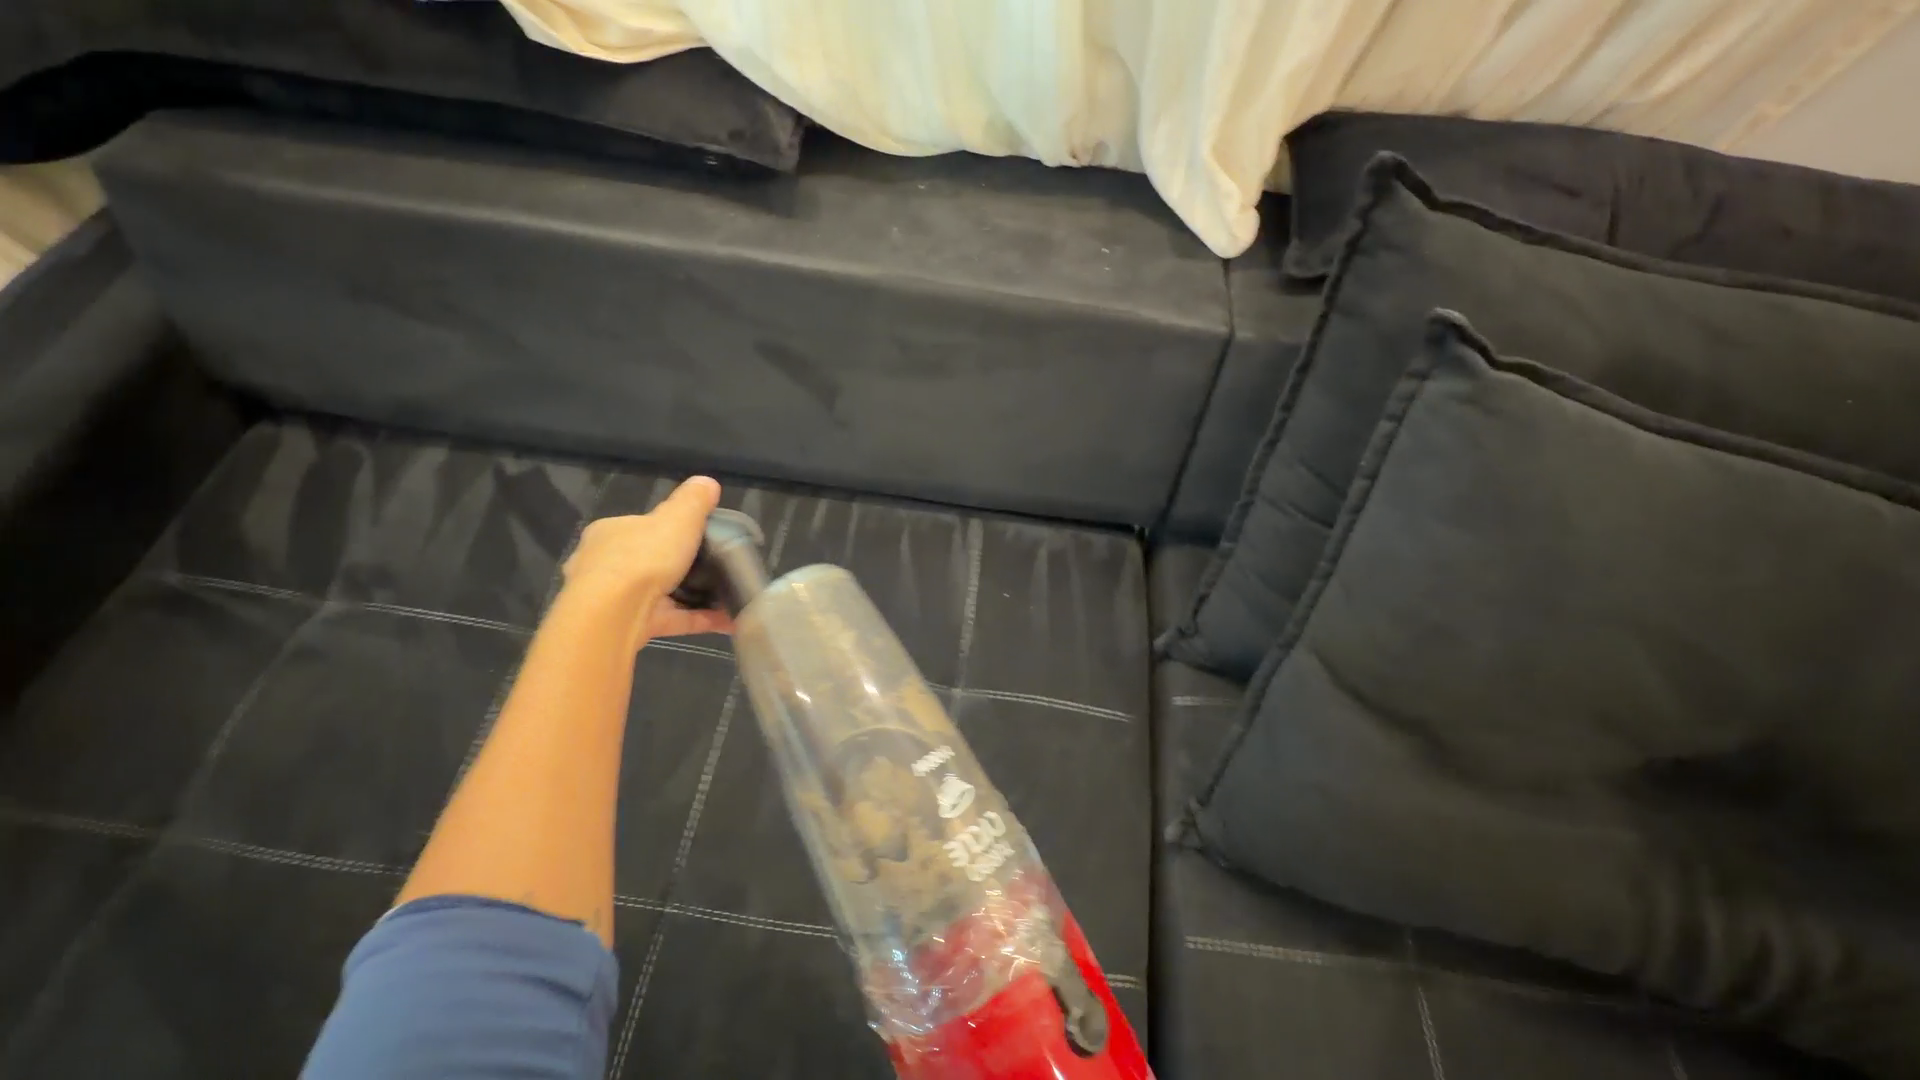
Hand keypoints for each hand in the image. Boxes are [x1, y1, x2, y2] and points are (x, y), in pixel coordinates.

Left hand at [563, 476, 732, 639]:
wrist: (615, 612)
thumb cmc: (643, 557)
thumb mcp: (677, 518)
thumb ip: (693, 501)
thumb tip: (707, 482)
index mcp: (610, 533)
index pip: (639, 527)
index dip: (666, 530)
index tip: (694, 537)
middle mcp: (604, 565)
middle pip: (646, 562)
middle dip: (675, 567)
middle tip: (712, 568)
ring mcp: (614, 600)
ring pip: (658, 594)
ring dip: (691, 597)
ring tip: (725, 598)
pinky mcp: (630, 628)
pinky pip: (671, 620)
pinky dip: (698, 619)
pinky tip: (728, 620)